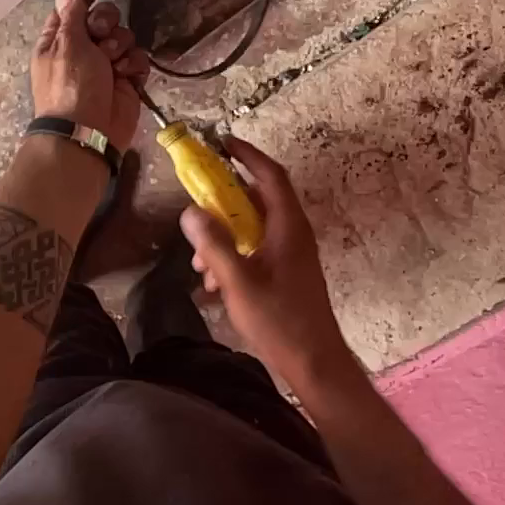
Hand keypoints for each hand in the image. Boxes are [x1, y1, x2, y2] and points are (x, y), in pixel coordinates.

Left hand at [31, 0, 149, 150]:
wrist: (89, 132)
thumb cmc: (70, 87)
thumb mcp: (66, 45)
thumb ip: (72, 16)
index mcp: (58, 40)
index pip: (73, 6)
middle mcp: (82, 49)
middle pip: (103, 17)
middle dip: (106, 23)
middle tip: (101, 37)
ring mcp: (105, 65)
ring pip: (124, 36)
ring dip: (120, 46)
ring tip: (112, 64)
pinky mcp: (126, 80)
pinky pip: (137, 59)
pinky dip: (133, 65)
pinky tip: (126, 76)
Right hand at [180, 137, 352, 387]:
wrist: (313, 361)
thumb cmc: (279, 320)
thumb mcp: (238, 282)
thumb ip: (213, 245)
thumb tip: (190, 211)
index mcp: (288, 226)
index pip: (269, 175)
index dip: (246, 155)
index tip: (221, 143)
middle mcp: (292, 233)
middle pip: (256, 199)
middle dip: (222, 201)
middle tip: (195, 204)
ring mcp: (290, 253)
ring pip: (251, 227)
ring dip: (222, 236)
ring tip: (199, 261)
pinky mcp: (284, 272)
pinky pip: (253, 249)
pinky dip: (231, 256)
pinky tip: (212, 282)